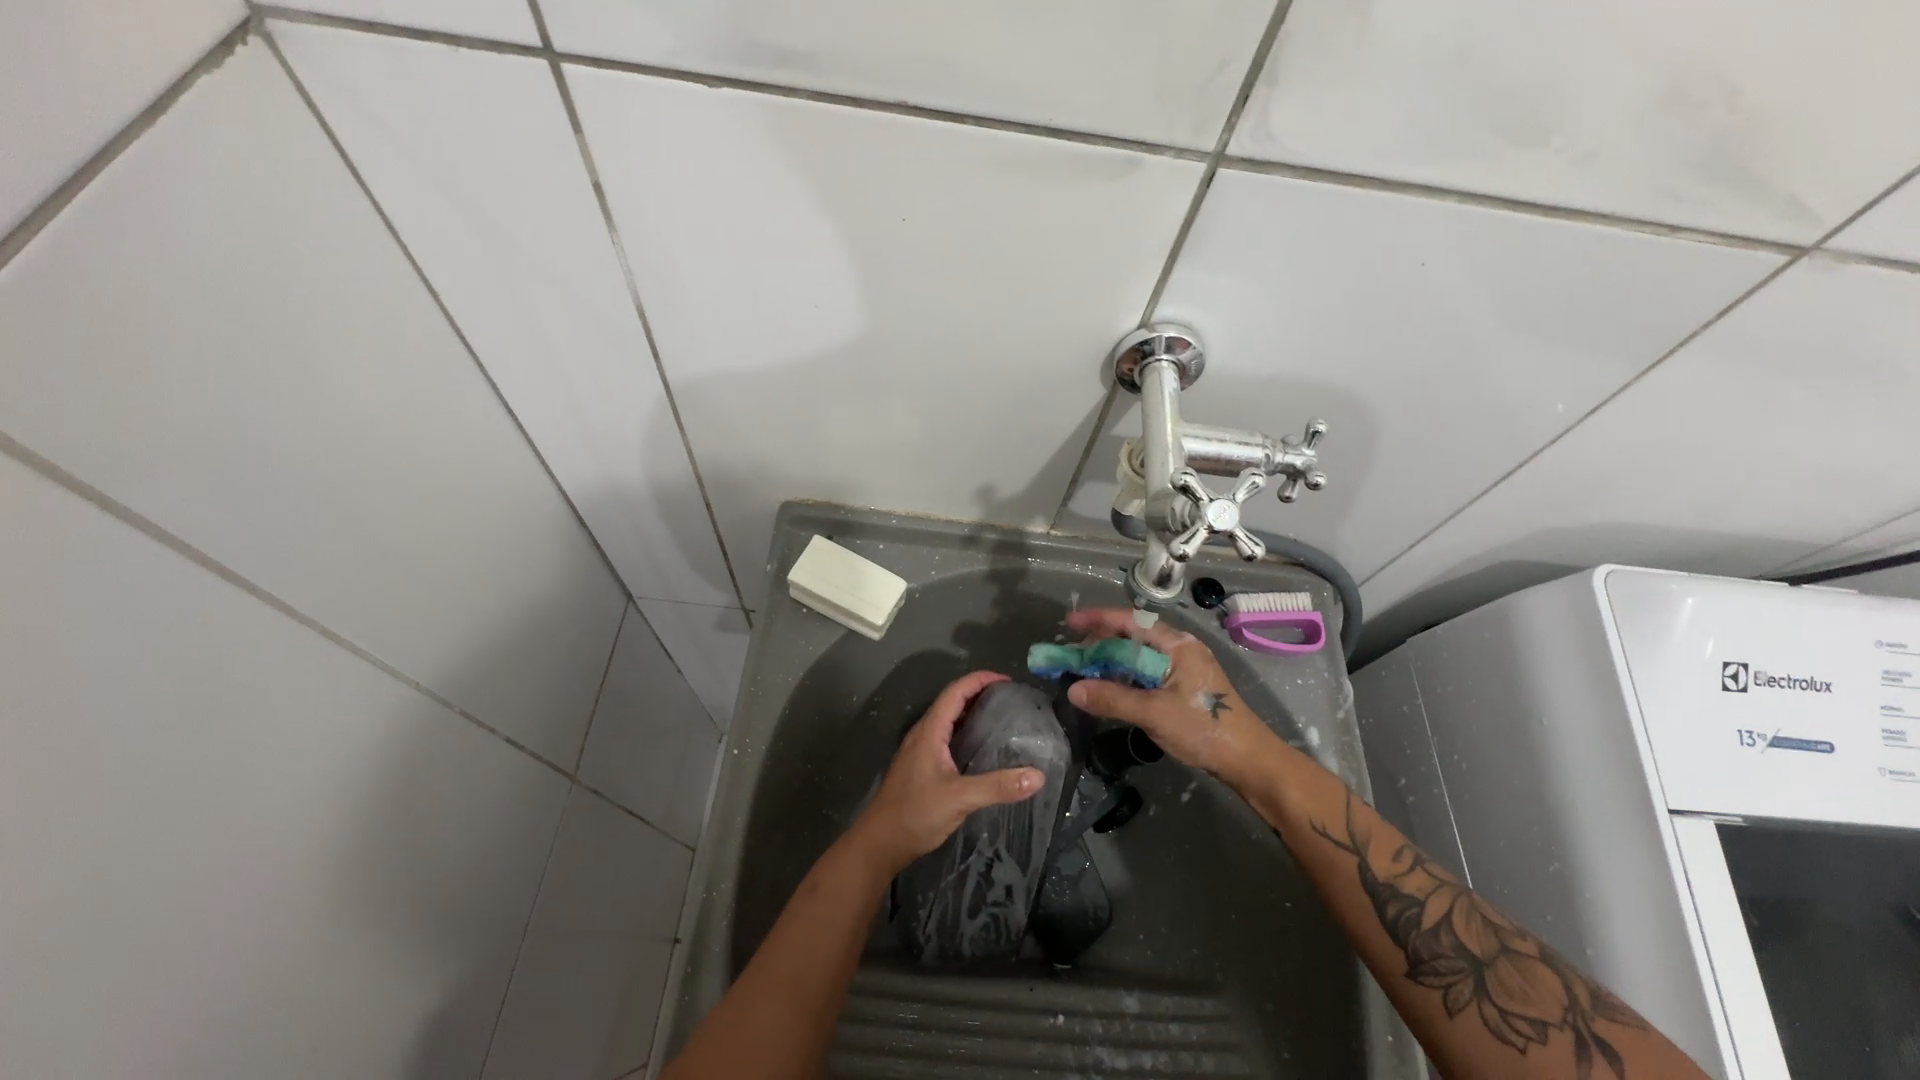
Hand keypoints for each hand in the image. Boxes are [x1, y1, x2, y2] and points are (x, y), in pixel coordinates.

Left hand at [846, 671, 1045, 874]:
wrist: (880, 843)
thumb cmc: (915, 814)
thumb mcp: (960, 799)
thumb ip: (998, 786)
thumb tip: (1038, 776)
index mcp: (929, 732)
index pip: (955, 692)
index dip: (979, 680)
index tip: (1007, 681)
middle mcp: (923, 735)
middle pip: (951, 702)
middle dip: (980, 694)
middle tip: (1011, 700)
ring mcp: (920, 752)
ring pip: (948, 722)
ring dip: (972, 714)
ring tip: (1003, 719)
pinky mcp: (921, 768)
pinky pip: (946, 739)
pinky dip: (966, 734)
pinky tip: (983, 750)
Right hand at [1063, 609, 1285, 788]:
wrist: (1246, 758)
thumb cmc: (1203, 728)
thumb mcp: (1153, 713)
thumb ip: (1112, 699)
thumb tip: (1072, 689)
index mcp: (1176, 645)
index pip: (1131, 621)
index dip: (1098, 619)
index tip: (1069, 623)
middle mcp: (1179, 649)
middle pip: (1133, 636)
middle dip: (1100, 642)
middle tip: (1072, 655)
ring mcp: (1182, 668)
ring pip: (1138, 656)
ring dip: (1110, 661)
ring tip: (1084, 671)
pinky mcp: (1182, 686)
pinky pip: (1146, 672)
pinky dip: (1124, 676)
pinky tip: (1109, 689)